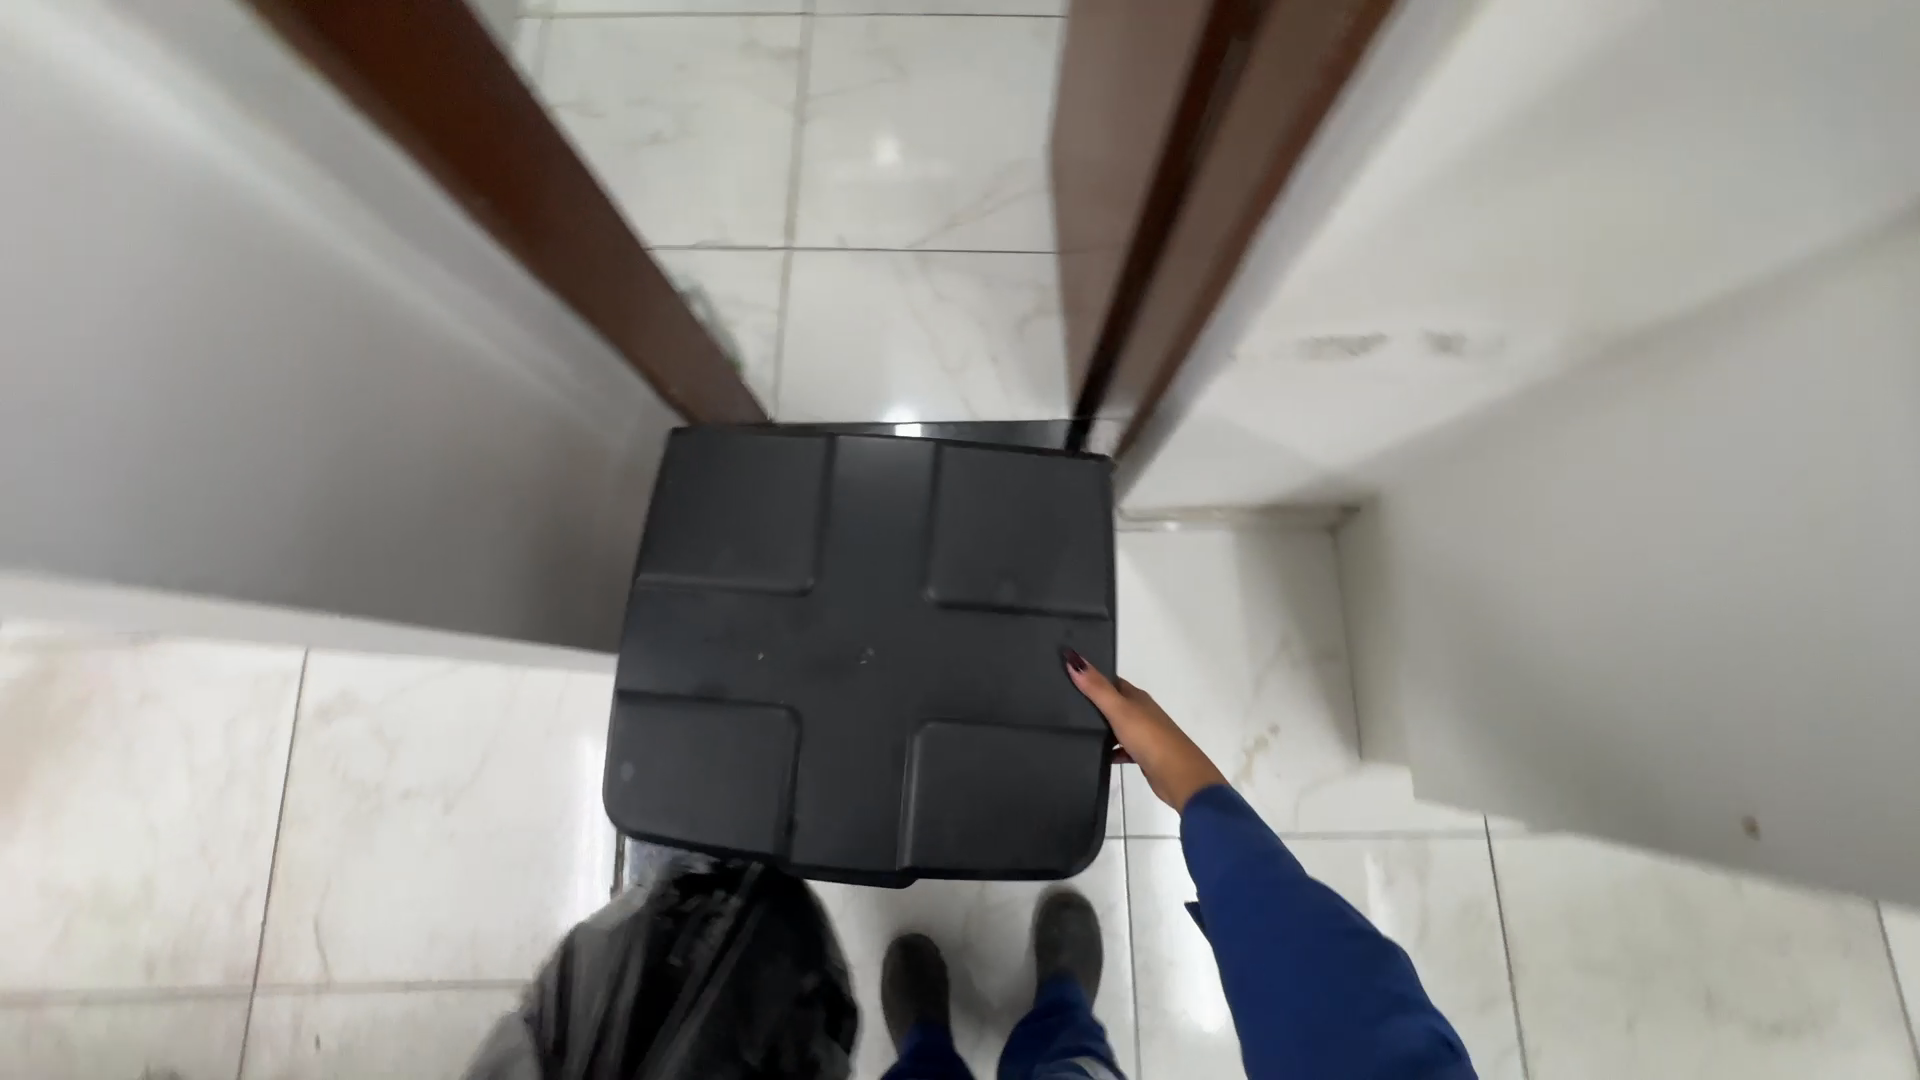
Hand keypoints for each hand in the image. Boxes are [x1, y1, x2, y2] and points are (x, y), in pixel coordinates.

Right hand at [1063, 649, 1226, 813]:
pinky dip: (1111, 751)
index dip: (1092, 677)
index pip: (1112, 681)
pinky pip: (1122, 749)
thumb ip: (1096, 688)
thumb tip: (1073, 657)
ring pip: (1117, 726)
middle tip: (1065, 705)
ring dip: (1101, 728)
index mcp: (1137, 697)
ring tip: (1074, 730)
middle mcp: (1142, 712)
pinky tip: (1098, 756)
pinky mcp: (1144, 755)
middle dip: (1093, 703)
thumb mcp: (1119, 710)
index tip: (1069, 675)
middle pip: (1114, 703)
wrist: (1179, 776)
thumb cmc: (1149, 737)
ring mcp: (1144, 734)